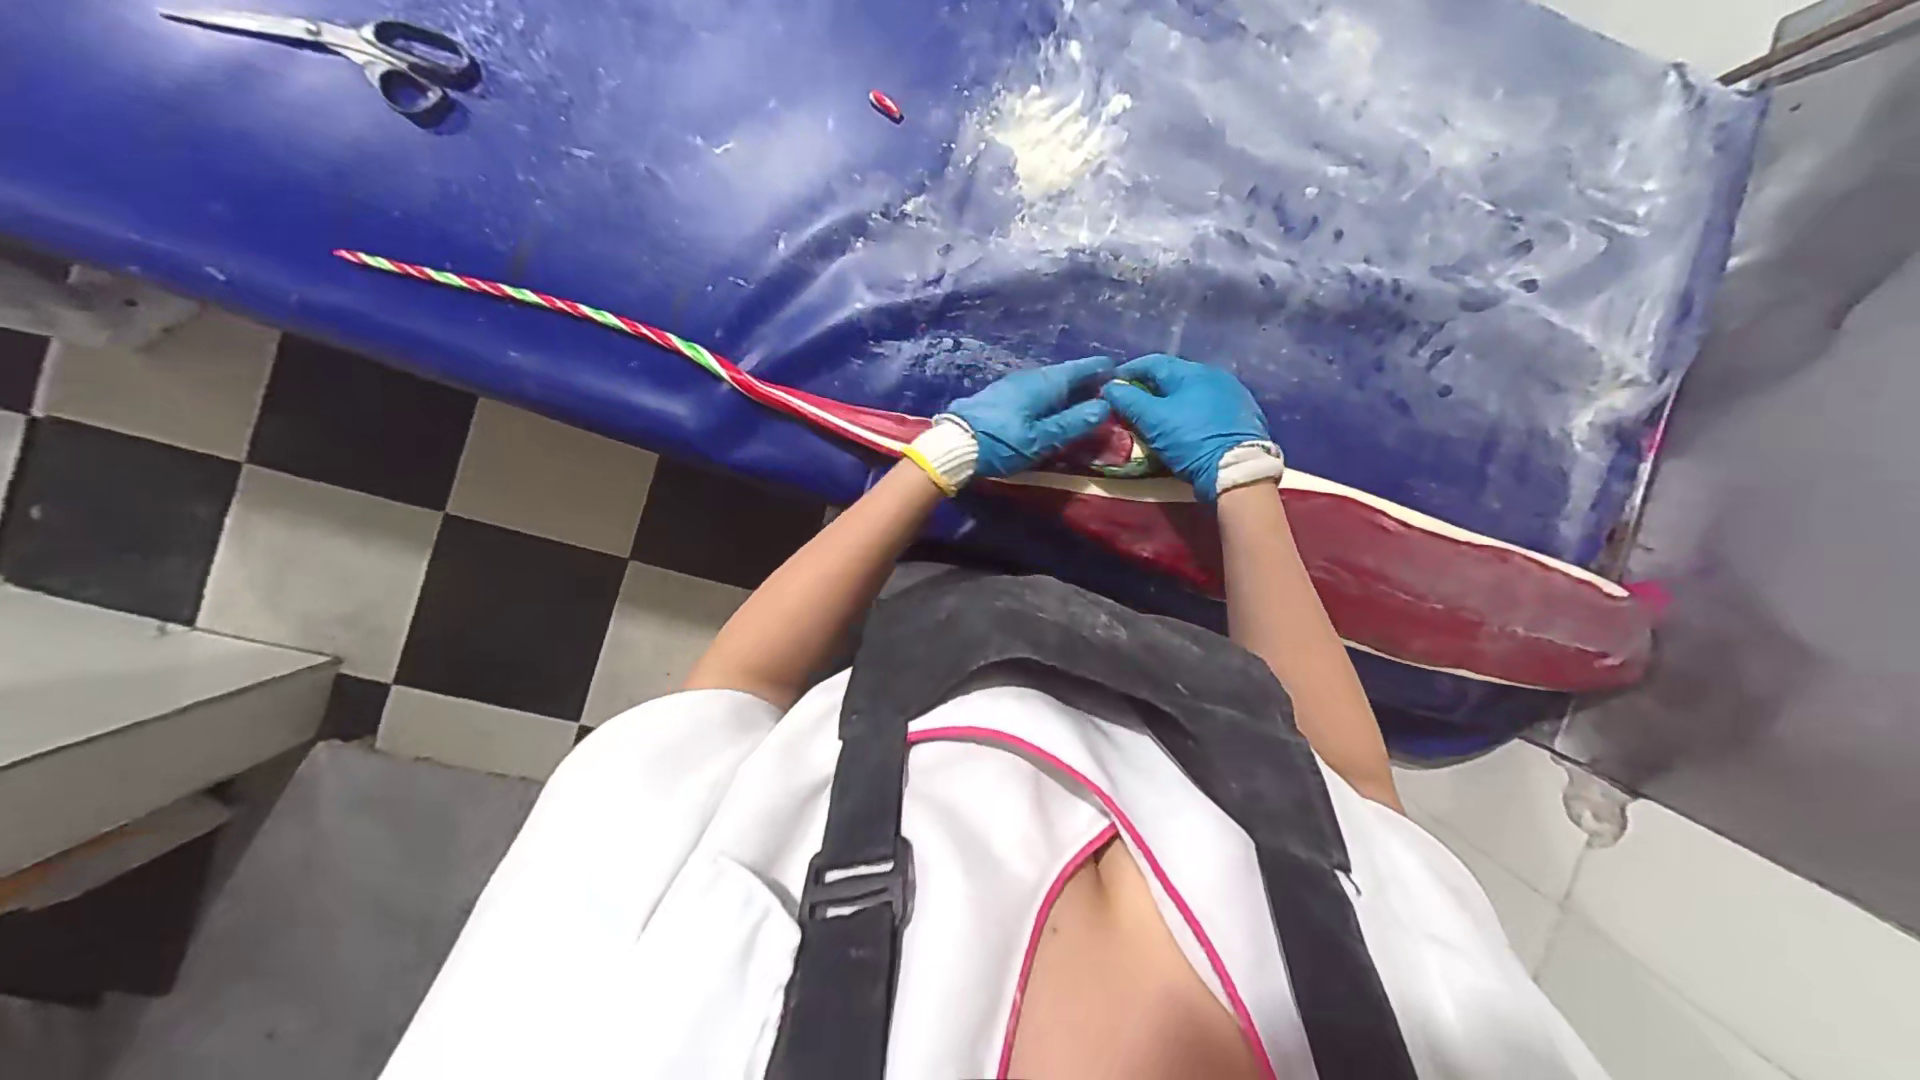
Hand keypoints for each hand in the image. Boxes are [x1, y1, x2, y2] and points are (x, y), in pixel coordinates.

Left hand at [942, 356, 1115, 478]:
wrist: (953, 444)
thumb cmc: (1001, 443)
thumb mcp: (1042, 439)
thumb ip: (1073, 423)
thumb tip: (1105, 406)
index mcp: (1046, 382)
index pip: (1083, 369)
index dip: (1104, 371)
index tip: (1123, 373)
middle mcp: (1031, 376)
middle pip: (1066, 375)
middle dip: (1088, 383)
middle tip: (1108, 393)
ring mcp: (1013, 383)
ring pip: (1050, 383)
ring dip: (1068, 391)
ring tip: (1084, 402)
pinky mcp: (1000, 395)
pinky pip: (1035, 391)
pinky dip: (1050, 398)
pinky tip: (1052, 409)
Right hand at [1100, 354, 1273, 500]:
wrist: (1238, 469)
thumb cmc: (1190, 440)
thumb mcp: (1153, 421)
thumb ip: (1128, 400)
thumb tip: (1110, 386)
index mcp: (1191, 372)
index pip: (1151, 362)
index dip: (1127, 372)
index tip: (1110, 386)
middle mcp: (1214, 375)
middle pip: (1172, 376)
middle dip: (1148, 388)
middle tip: (1130, 403)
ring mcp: (1232, 394)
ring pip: (1190, 391)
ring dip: (1169, 401)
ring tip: (1154, 417)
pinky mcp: (1242, 415)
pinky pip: (1206, 407)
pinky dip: (1188, 412)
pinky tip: (1182, 426)